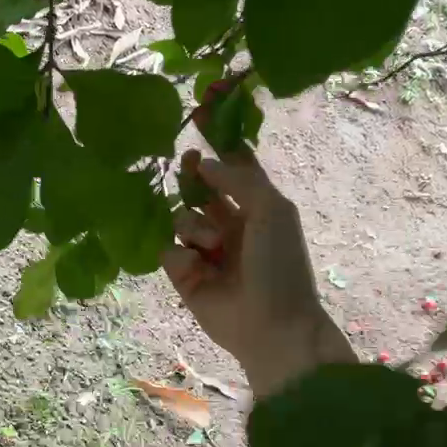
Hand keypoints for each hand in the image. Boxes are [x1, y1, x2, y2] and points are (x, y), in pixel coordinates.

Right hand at [167, 146, 352, 394]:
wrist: (269, 324)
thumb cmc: (279, 265)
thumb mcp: (271, 211)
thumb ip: (239, 180)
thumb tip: (204, 163)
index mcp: (255, 205)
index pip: (232, 168)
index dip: (217, 147)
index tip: (199, 122)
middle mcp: (226, 223)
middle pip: (198, 189)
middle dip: (192, 177)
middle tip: (187, 164)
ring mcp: (203, 250)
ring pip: (179, 218)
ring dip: (193, 225)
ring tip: (212, 245)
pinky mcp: (183, 275)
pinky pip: (167, 251)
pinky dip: (180, 255)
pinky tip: (197, 268)